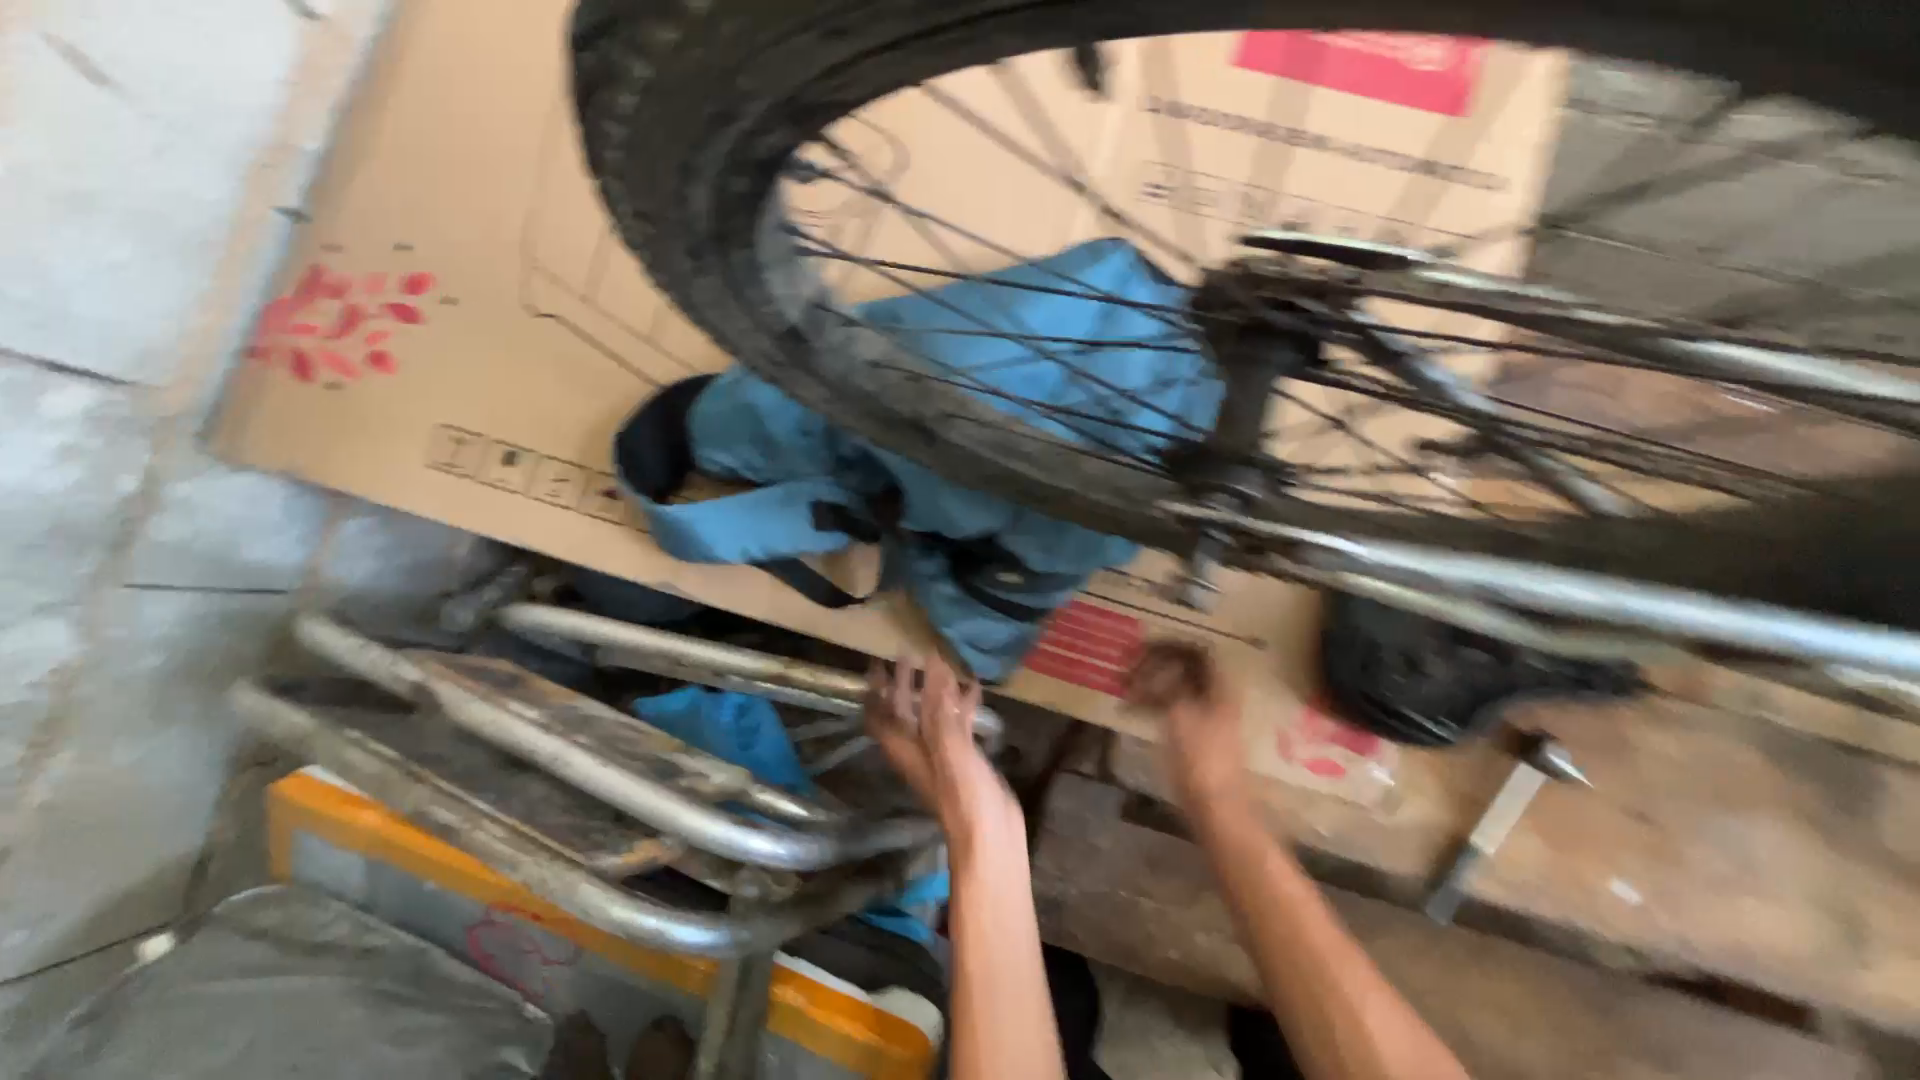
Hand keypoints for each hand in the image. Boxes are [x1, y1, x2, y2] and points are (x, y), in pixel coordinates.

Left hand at [864, 655, 1023, 866]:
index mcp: (904, 748)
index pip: (878, 714)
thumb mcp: (948, 746)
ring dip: (932, 692)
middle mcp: (917, 750)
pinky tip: (974, 689)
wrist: (990, 836)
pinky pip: (957, 726)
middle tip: (908, 653)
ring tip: (942, 663)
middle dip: (902, 683)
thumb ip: (939, 706)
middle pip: (903, 712)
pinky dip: (961, 706)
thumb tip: (931, 663)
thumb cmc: (963, 794)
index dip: (874, 688)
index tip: (877, 661)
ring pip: (929, 717)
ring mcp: (941, 756)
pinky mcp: (964, 761)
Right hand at [1125, 641, 1247, 807]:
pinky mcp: (1196, 736)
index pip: (1196, 650)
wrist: (1216, 809)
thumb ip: (1168, 683)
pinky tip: (1130, 710)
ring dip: (1149, 682)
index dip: (1168, 644)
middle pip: (1185, 667)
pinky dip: (1151, 703)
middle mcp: (1217, 696)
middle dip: (1153, 663)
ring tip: (1122, 686)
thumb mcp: (1179, 714)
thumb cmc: (1200, 761)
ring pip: (1176, 687)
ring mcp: (1207, 717)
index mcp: (1220, 687)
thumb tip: (1154, 658)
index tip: (1138, 647)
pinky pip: (1171, 707)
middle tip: (1125, 667)